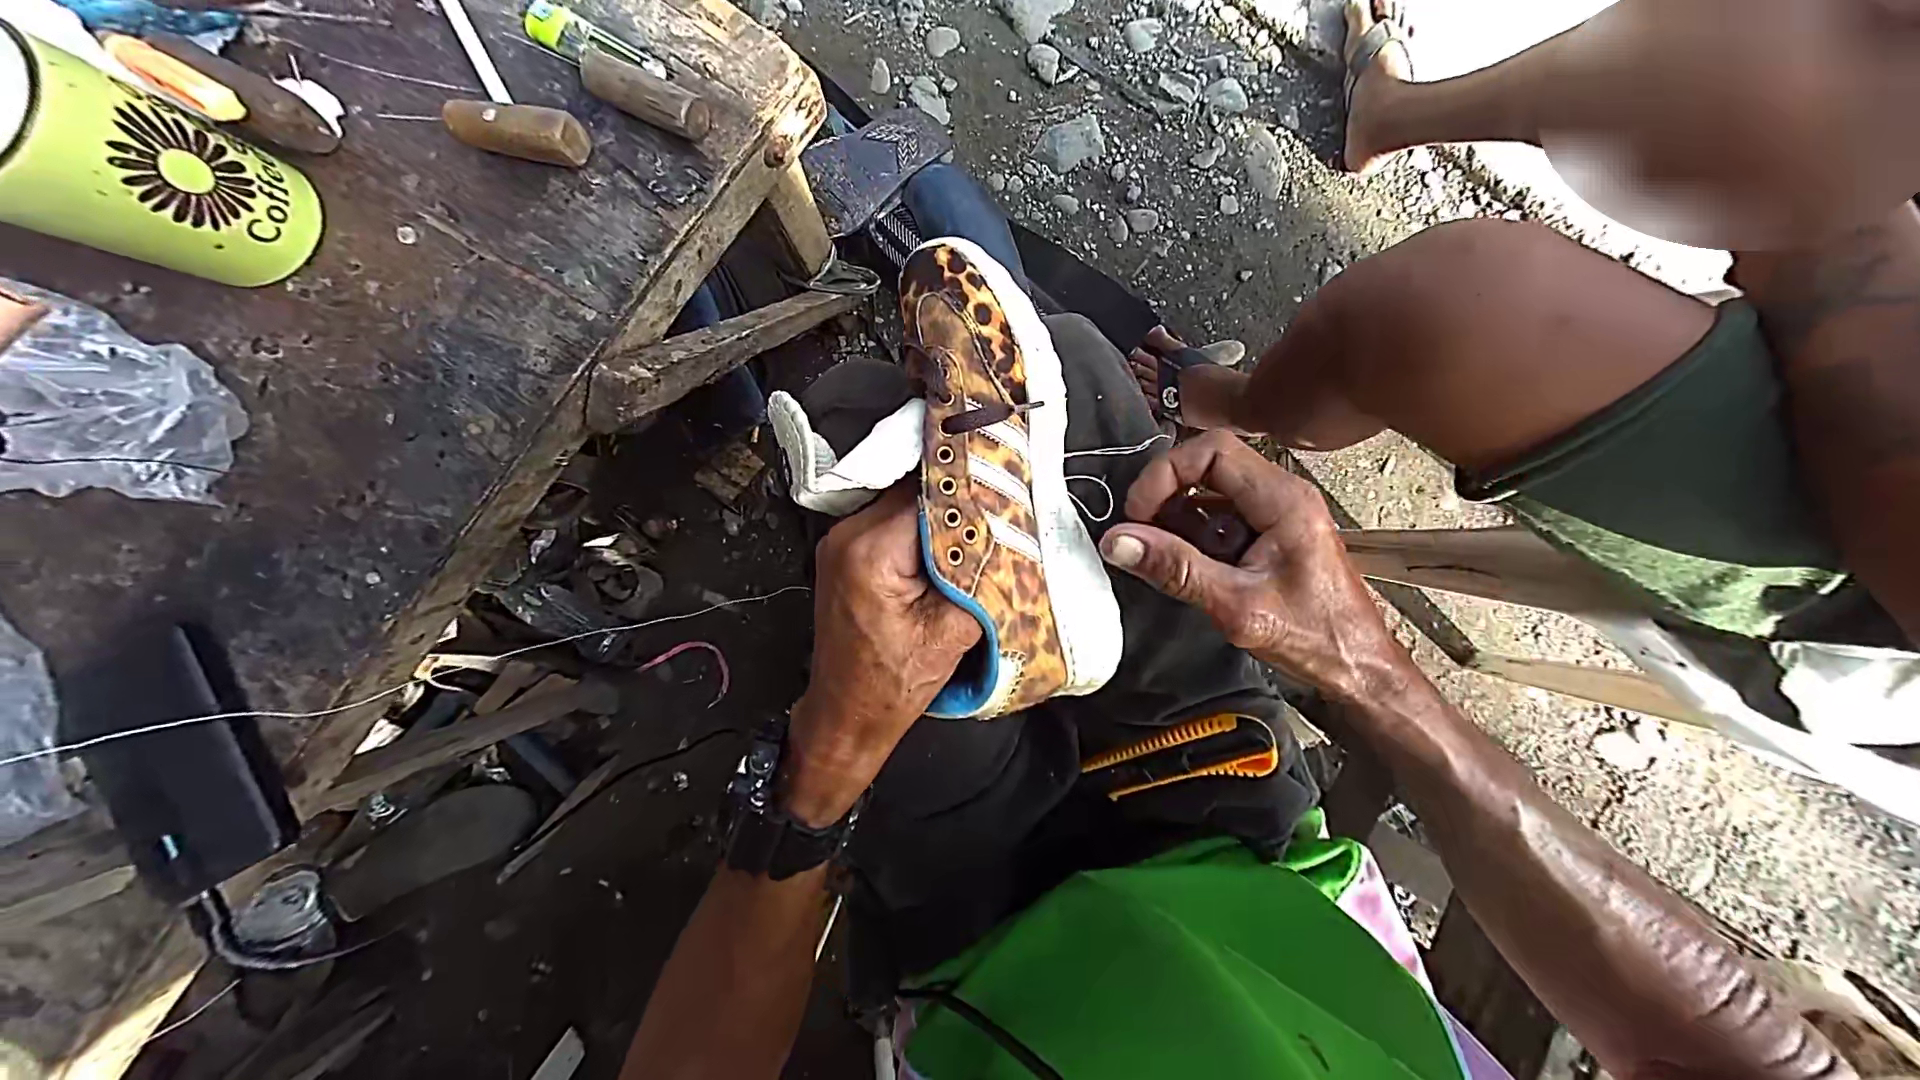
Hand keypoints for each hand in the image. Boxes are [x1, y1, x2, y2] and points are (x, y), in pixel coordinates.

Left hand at [784, 485, 981, 825]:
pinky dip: (924, 528)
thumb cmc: (888, 686)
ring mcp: (844, 541)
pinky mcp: (850, 551)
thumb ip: (981, 574)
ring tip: (977, 533)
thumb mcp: (952, 631)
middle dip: (961, 499)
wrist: (848, 712)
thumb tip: (1007, 533)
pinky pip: (894, 522)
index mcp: (871, 552)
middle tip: (1000, 509)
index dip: (974, 490)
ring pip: (907, 502)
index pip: (932, 492)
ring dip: (943, 513)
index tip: (1007, 489)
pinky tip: (949, 546)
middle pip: (917, 490)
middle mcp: (848, 536)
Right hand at [1099, 431, 1412, 701]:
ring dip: (1175, 516)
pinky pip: (1217, 515)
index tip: (1139, 513)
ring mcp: (1274, 514)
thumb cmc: (1318, 638)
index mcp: (1283, 500)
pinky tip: (1186, 565)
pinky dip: (1190, 533)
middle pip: (1205, 463)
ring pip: (1208, 490)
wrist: (1357, 667)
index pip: (1211, 450)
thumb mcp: (1235, 606)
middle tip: (1141, 531)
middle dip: (1164, 494)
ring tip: (1161, 553)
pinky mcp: (1266, 534)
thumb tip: (1121, 542)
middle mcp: (1281, 496)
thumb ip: (1175, 569)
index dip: (1164, 474)